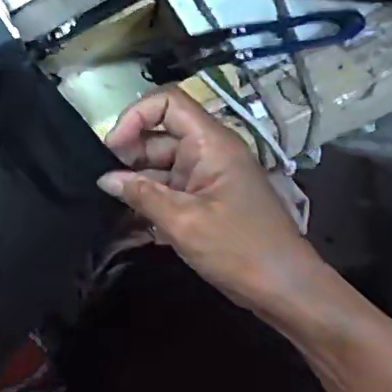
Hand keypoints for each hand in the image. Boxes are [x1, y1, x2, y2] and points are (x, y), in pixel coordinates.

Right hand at [99, 89, 330, 316]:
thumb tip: (106, 179)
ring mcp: (207, 177)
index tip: (113, 148)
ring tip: (114, 204)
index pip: (168, 102)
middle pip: (158, 134)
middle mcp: (209, 152)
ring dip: (135, 181)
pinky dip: (148, 199)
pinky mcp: (205, 200)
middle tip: (107, 183)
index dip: (134, 116)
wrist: (285, 289)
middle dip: (129, 154)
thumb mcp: (183, 221)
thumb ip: (141, 194)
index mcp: (211, 144)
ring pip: (160, 164)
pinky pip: (168, 188)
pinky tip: (129, 220)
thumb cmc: (239, 249)